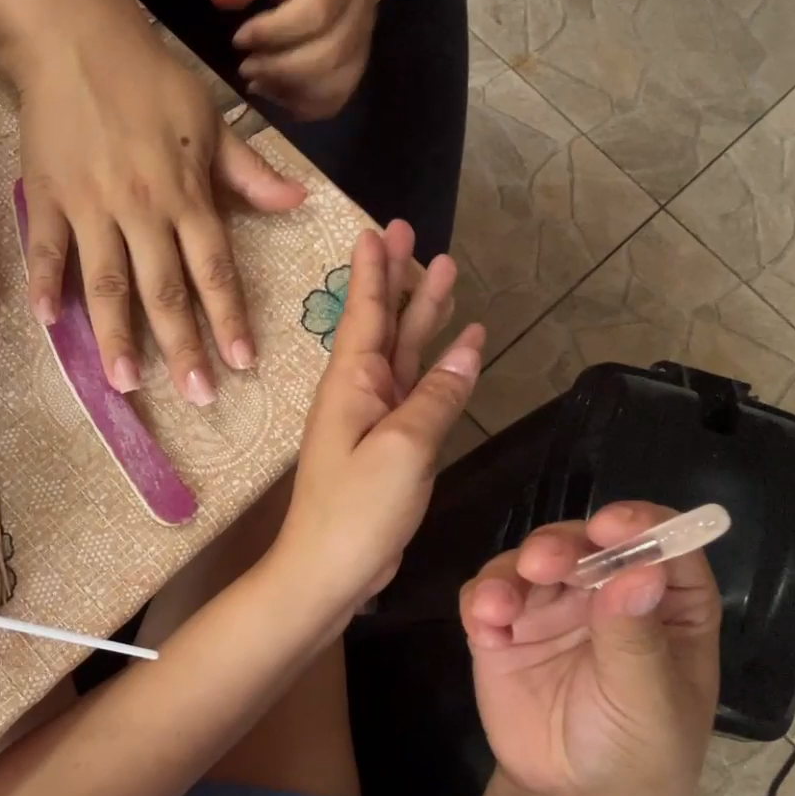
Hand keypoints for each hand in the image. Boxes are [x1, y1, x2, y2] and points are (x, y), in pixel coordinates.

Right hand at [15, 23, 307, 404]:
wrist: (79, 42)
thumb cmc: (150, 81)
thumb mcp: (209, 121)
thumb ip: (249, 170)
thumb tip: (296, 204)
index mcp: (185, 194)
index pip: (214, 268)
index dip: (229, 318)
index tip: (242, 362)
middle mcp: (143, 209)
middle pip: (165, 290)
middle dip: (183, 347)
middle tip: (196, 395)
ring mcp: (92, 208)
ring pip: (109, 282)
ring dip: (117, 335)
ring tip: (126, 382)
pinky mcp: (50, 200)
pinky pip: (49, 249)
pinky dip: (47, 284)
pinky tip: (49, 323)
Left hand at [216, 0, 402, 120]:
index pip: (314, 14)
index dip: (271, 33)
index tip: (240, 37)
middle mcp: (359, 12)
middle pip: (326, 56)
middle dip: (276, 69)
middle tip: (246, 66)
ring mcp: (361, 44)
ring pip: (332, 86)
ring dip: (286, 92)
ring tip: (257, 81)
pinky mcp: (354, 69)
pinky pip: (331, 101)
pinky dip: (299, 106)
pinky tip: (276, 92)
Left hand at [267, 223, 478, 617]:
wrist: (329, 567)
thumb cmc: (356, 509)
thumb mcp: (402, 448)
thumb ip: (434, 398)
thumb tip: (465, 351)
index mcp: (351, 385)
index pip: (365, 313)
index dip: (374, 271)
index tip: (378, 228)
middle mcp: (358, 393)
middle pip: (383, 323)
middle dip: (399, 279)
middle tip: (411, 232)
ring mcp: (374, 419)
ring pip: (403, 352)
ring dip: (423, 314)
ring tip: (447, 270)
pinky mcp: (389, 445)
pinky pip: (417, 391)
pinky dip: (438, 365)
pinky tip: (462, 345)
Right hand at [460, 504, 722, 795]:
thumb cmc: (638, 752)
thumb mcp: (650, 700)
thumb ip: (636, 637)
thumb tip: (639, 571)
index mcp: (665, 606)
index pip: (661, 549)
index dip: (641, 528)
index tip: (613, 527)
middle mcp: (604, 597)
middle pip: (583, 546)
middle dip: (560, 546)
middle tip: (543, 563)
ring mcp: (547, 612)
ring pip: (525, 565)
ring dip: (510, 572)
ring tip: (499, 606)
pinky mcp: (499, 631)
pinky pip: (483, 599)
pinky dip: (480, 601)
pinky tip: (485, 625)